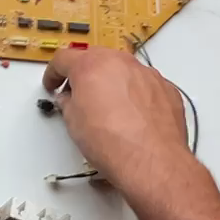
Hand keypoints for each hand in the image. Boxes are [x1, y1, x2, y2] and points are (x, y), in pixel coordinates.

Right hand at [43, 46, 193, 192]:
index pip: (64, 58)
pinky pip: (144, 84)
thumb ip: (68, 103)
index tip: (53, 83)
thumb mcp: (73, 122)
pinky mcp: (166, 89)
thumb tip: (70, 102)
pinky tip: (131, 116)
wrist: (151, 161)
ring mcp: (146, 74)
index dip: (53, 73)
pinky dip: (135, 94)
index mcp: (92, 65)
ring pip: (122, 70)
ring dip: (111, 83)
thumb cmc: (113, 142)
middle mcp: (120, 63)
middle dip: (84, 74)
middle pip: (95, 58)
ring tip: (107, 108)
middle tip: (77, 94)